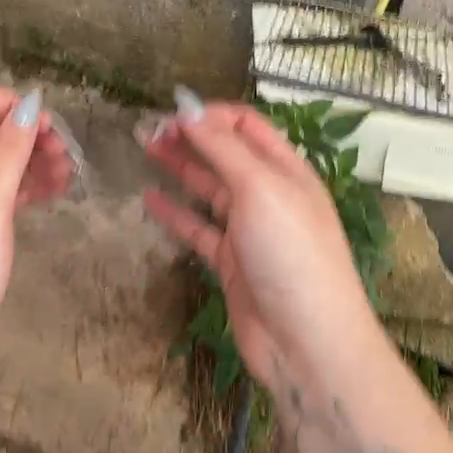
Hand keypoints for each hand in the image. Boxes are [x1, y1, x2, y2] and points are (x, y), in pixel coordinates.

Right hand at [143, 94, 452, 452]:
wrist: (307, 343)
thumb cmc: (291, 253)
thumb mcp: (260, 188)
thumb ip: (222, 147)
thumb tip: (189, 109)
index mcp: (286, 168)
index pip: (246, 125)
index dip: (211, 115)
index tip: (172, 113)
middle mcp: (269, 193)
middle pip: (226, 153)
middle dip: (191, 136)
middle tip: (149, 128)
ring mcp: (250, 229)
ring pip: (210, 188)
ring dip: (180, 167)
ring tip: (145, 148)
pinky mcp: (232, 262)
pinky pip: (199, 229)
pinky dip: (175, 212)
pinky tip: (149, 198)